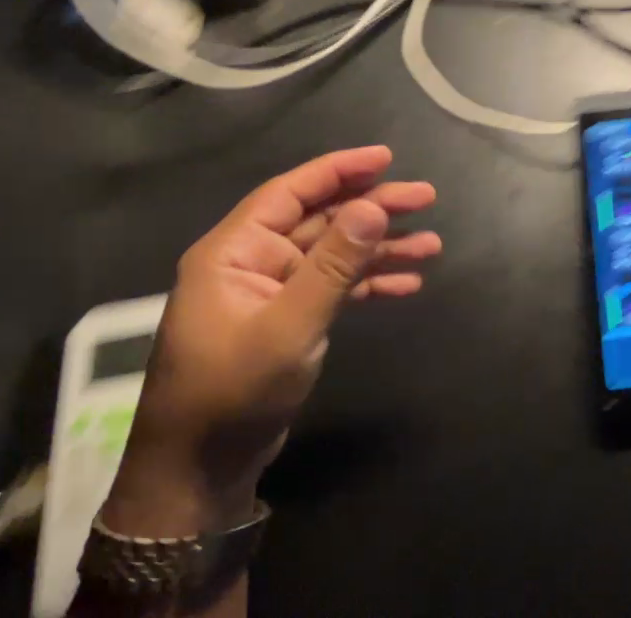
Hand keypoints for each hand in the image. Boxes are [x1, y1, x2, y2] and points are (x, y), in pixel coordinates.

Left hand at [102, 147, 440, 536]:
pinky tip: (407, 284)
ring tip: (432, 245)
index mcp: (234, 252)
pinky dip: (368, 284)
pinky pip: (333, 289)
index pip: (291, 193)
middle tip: (426, 199)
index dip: (339, 171)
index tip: (387, 158)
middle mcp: (251, 264)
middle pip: (320, 221)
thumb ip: (333, 265)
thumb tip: (372, 206)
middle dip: (373, 210)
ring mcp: (270, 294)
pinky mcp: (286, 322)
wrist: (198, 471)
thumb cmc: (233, 392)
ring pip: (333, 255)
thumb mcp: (289, 326)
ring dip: (379, 249)